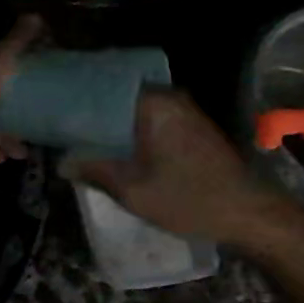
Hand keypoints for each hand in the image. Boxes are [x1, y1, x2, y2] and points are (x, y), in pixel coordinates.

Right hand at [65, 89, 303, 246]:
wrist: (251, 214)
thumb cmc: (190, 200)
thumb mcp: (133, 191)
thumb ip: (94, 171)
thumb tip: (62, 163)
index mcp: (154, 103)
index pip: (101, 88)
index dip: (74, 99)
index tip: (52, 110)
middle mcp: (170, 97)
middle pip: (117, 96)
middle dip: (90, 112)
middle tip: (60, 126)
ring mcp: (183, 110)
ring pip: (133, 109)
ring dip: (110, 123)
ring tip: (79, 136)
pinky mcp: (191, 126)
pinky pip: (149, 119)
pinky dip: (129, 130)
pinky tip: (112, 147)